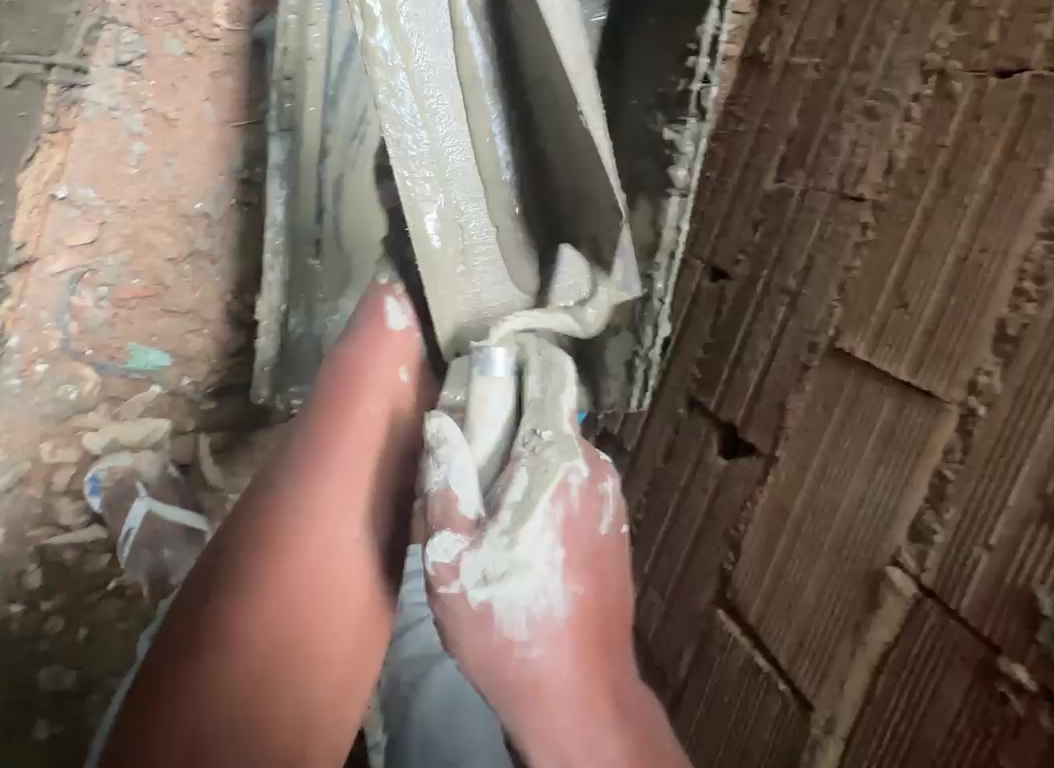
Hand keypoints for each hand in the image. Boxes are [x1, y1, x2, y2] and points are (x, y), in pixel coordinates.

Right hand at [418, 336, 684, 765]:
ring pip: (557, 450)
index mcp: (556, 457)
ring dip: (521, 460)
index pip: (548, 373)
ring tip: (482, 506)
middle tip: (461, 460)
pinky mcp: (614, 524)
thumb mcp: (451, 553)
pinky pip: (572, 480)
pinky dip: (542, 485)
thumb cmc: (506, 622)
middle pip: (545, 414)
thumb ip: (445, 478)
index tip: (479, 361)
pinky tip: (515, 532)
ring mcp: (609, 495)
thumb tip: (440, 421)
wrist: (580, 697)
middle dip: (503, 423)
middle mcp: (593, 464)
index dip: (516, 356)